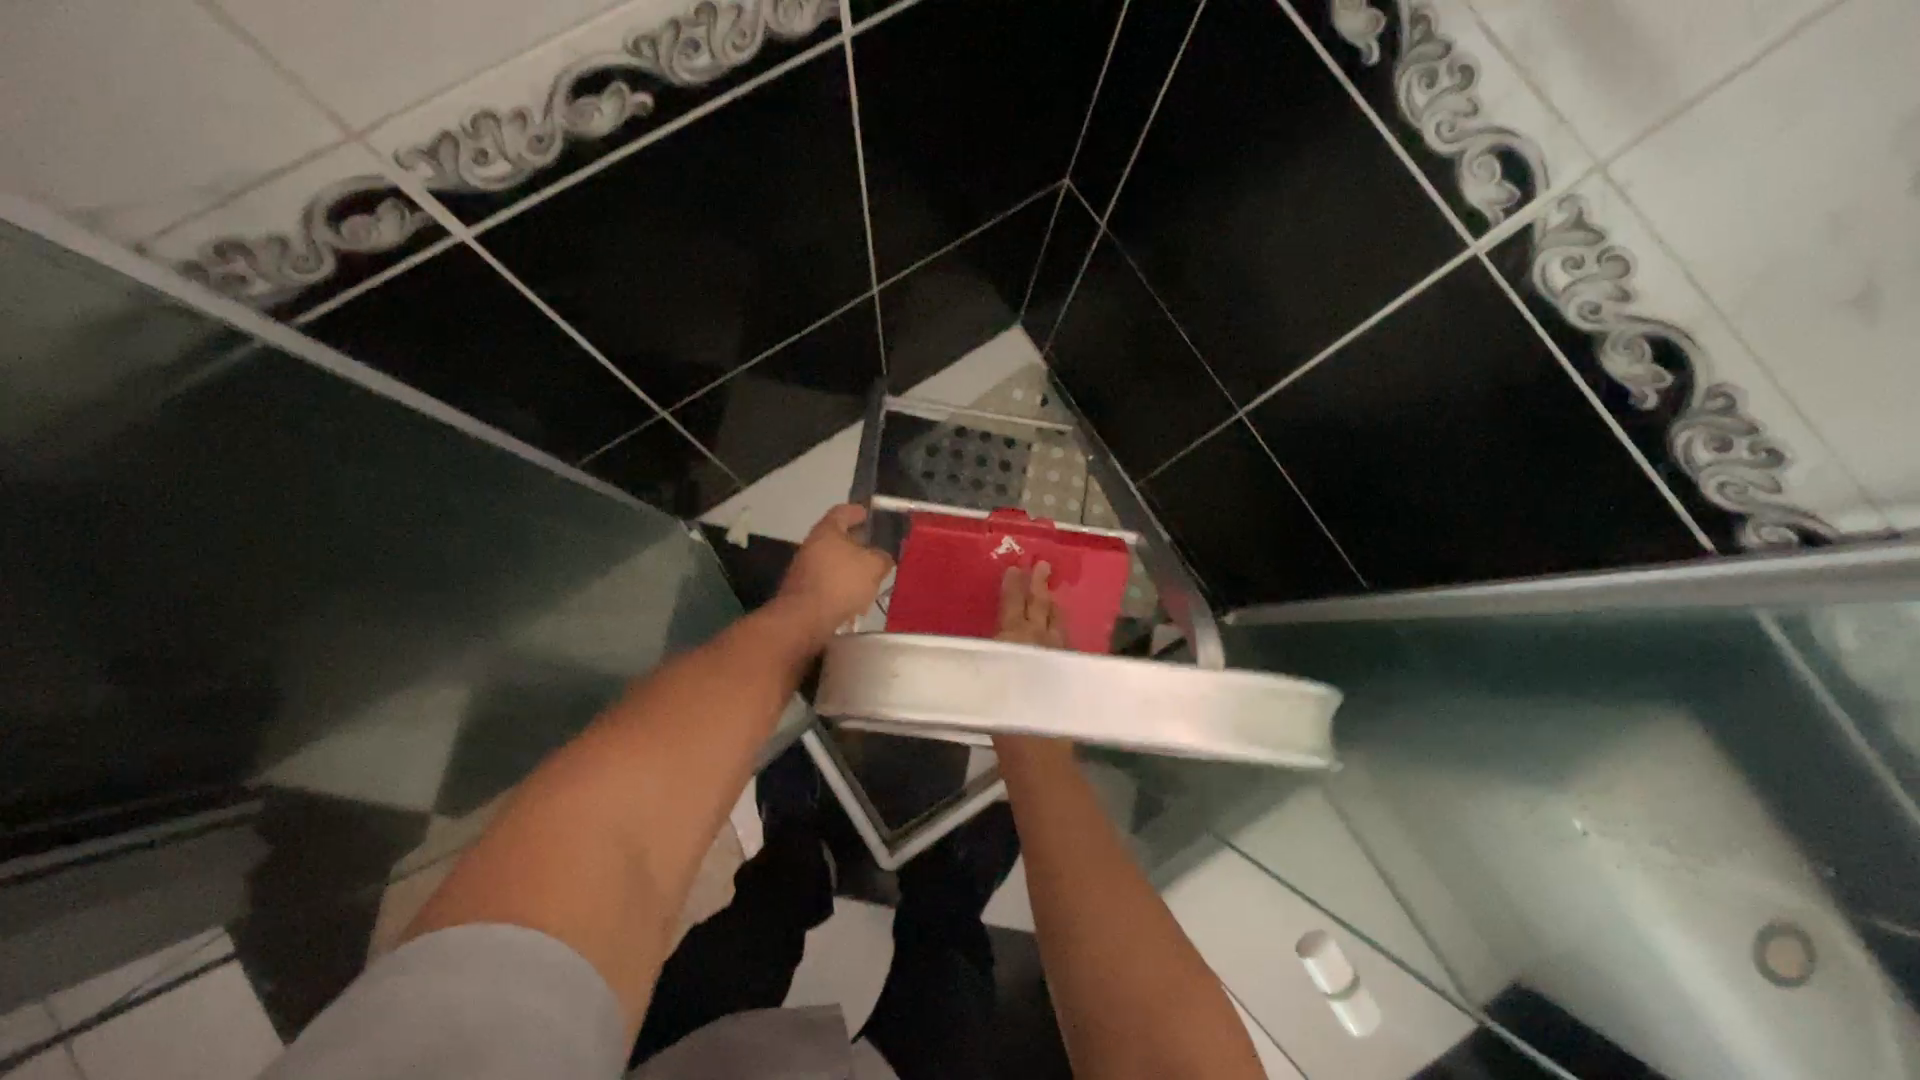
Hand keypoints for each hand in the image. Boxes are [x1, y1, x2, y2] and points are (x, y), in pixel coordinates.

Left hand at [772, 504, 893, 643]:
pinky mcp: (804, 590)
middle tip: (875, 547)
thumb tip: (882, 557)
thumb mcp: (873, 566)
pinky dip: (842, 585)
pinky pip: (828, 581)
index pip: (842, 511)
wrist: (805, 618)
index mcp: (827, 530)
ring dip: (850, 567)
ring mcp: (804, 568)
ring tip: (869, 576)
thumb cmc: (841, 582)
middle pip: (836, 537)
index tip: (868, 514)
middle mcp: (812, 545)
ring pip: (833, 561)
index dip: (857, 511)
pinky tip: (856, 598)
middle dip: (856, 542)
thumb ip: (882, 557)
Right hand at [994, 563, 1075, 762]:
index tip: (1016, 568)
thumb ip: (985, 658)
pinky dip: (1062, 629)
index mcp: (1011, 634)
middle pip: (1039, 605)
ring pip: (1057, 620)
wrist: (1035, 742)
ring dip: (1053, 605)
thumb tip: (986, 647)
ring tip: (1052, 594)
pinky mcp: (1071, 668)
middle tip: (1043, 565)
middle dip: (1040, 584)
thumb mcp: (982, 677)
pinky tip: (1061, 630)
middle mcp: (1037, 637)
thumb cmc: (998, 710)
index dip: (1013, 584)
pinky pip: (1066, 639)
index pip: (1012, 602)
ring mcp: (1058, 651)